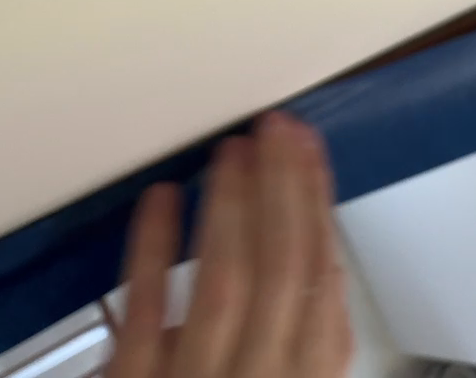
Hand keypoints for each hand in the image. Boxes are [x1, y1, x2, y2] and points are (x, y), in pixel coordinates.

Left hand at [110, 113, 352, 377]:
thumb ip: (311, 351)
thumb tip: (332, 275)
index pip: (320, 287)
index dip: (315, 207)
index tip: (308, 148)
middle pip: (280, 273)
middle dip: (282, 189)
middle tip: (276, 125)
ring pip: (221, 283)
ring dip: (230, 206)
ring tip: (233, 148)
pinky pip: (143, 313)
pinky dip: (152, 249)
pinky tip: (160, 196)